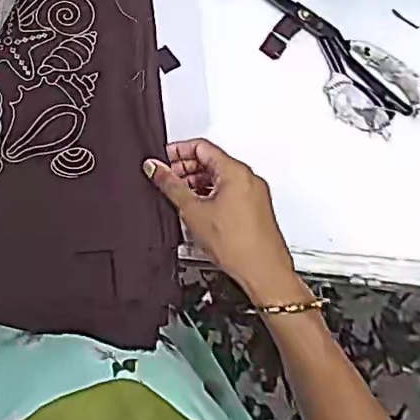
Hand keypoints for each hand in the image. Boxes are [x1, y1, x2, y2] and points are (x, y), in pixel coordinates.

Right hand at [145, 138, 311, 304]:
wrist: (264, 273)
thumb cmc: (238, 245)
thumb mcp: (193, 210)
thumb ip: (170, 185)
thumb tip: (156, 168)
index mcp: (235, 172)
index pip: (202, 147)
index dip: (178, 150)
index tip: (163, 159)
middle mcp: (248, 178)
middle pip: (211, 160)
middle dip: (185, 166)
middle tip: (167, 176)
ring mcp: (254, 193)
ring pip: (219, 176)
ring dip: (196, 181)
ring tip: (179, 194)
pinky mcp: (254, 207)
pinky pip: (229, 190)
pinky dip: (210, 193)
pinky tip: (197, 208)